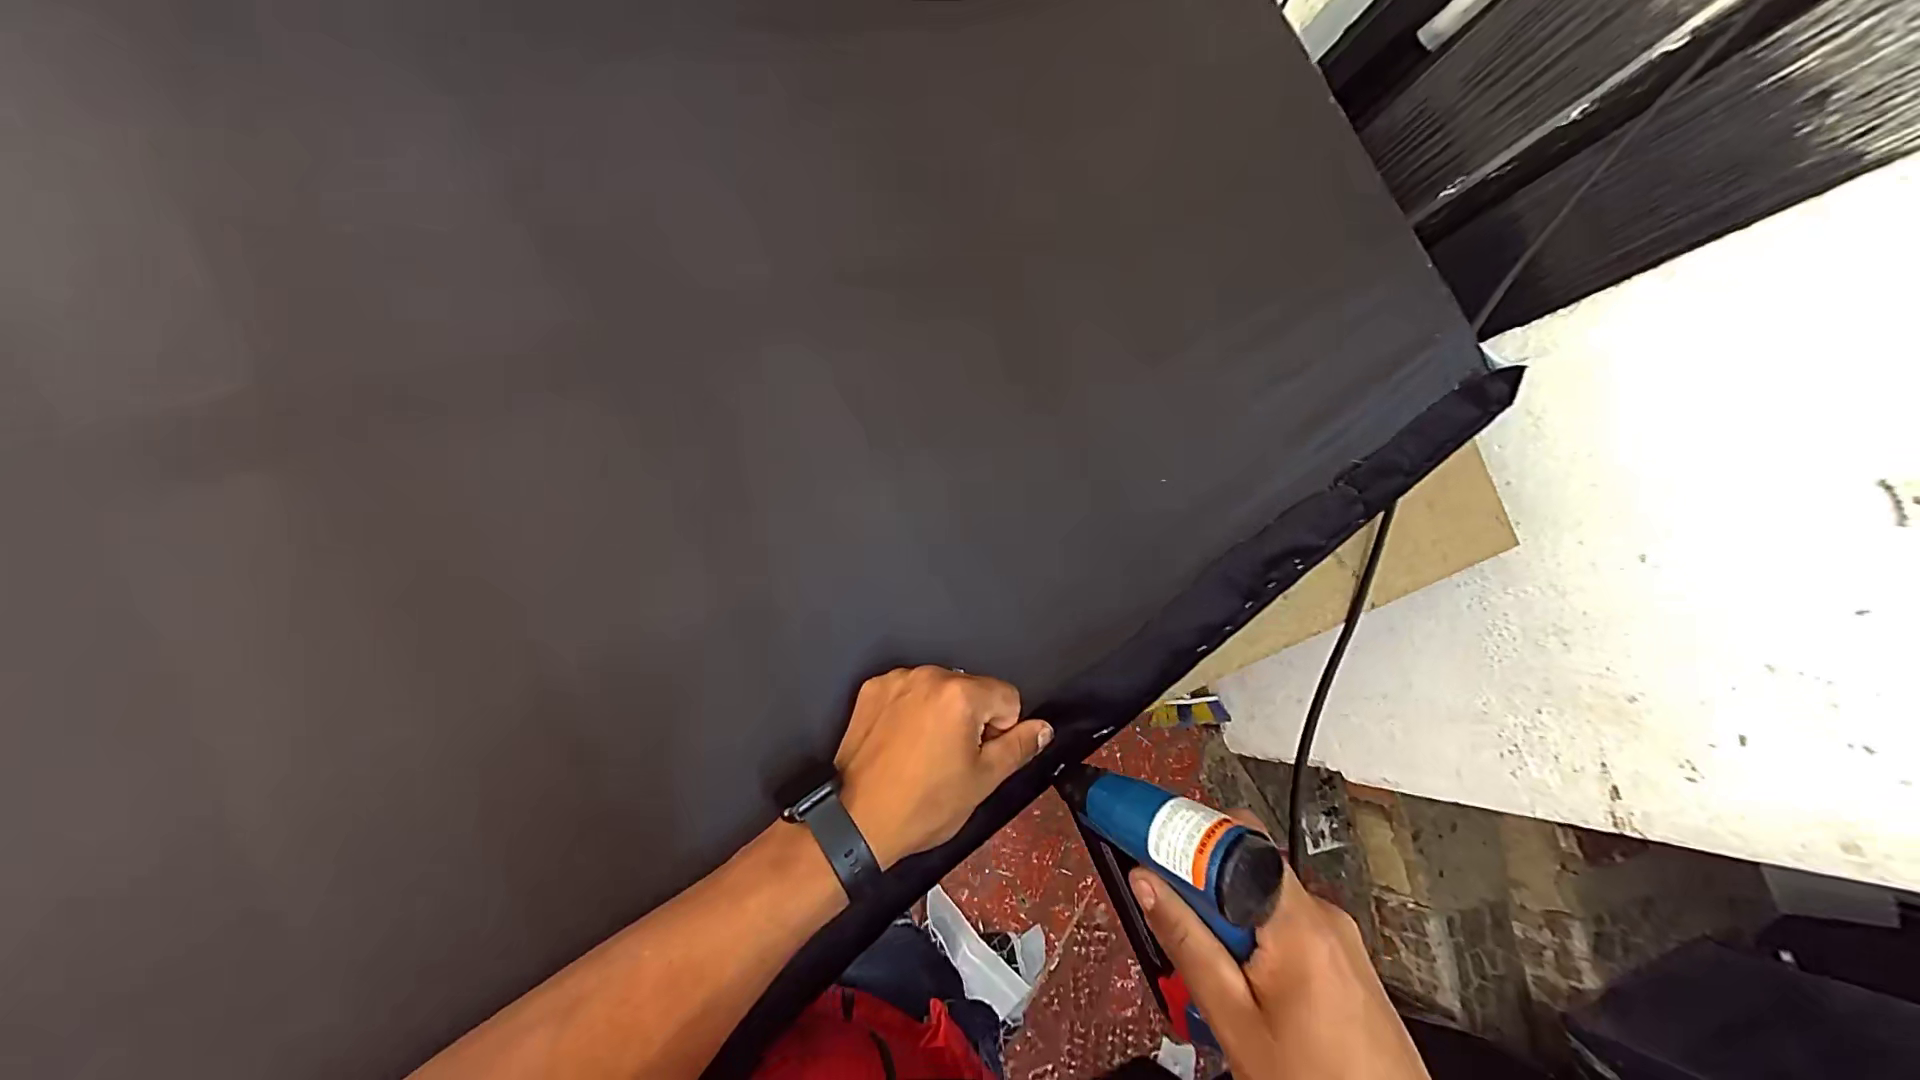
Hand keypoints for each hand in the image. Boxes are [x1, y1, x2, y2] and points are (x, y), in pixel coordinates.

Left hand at [833, 666, 1051, 869]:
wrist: (858, 821)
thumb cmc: (919, 805)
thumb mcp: (983, 780)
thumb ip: (1019, 747)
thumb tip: (1042, 729)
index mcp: (960, 695)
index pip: (1007, 696)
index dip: (1001, 730)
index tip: (979, 753)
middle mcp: (928, 677)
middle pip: (973, 689)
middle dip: (970, 719)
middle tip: (951, 758)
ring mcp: (897, 681)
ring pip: (940, 689)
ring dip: (940, 712)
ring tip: (924, 753)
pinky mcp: (873, 690)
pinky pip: (908, 691)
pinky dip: (910, 710)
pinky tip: (903, 743)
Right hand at [1128, 813, 1429, 1079]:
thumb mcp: (1233, 1018)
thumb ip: (1187, 943)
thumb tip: (1145, 883)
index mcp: (1299, 922)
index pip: (1234, 838)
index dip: (1185, 834)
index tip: (1145, 837)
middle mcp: (1324, 915)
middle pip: (1244, 867)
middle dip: (1201, 887)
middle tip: (1171, 919)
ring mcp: (1339, 935)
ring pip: (1260, 898)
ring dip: (1226, 920)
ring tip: (1215, 976)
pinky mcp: (1344, 956)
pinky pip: (1284, 923)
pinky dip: (1253, 937)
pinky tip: (1247, 987)